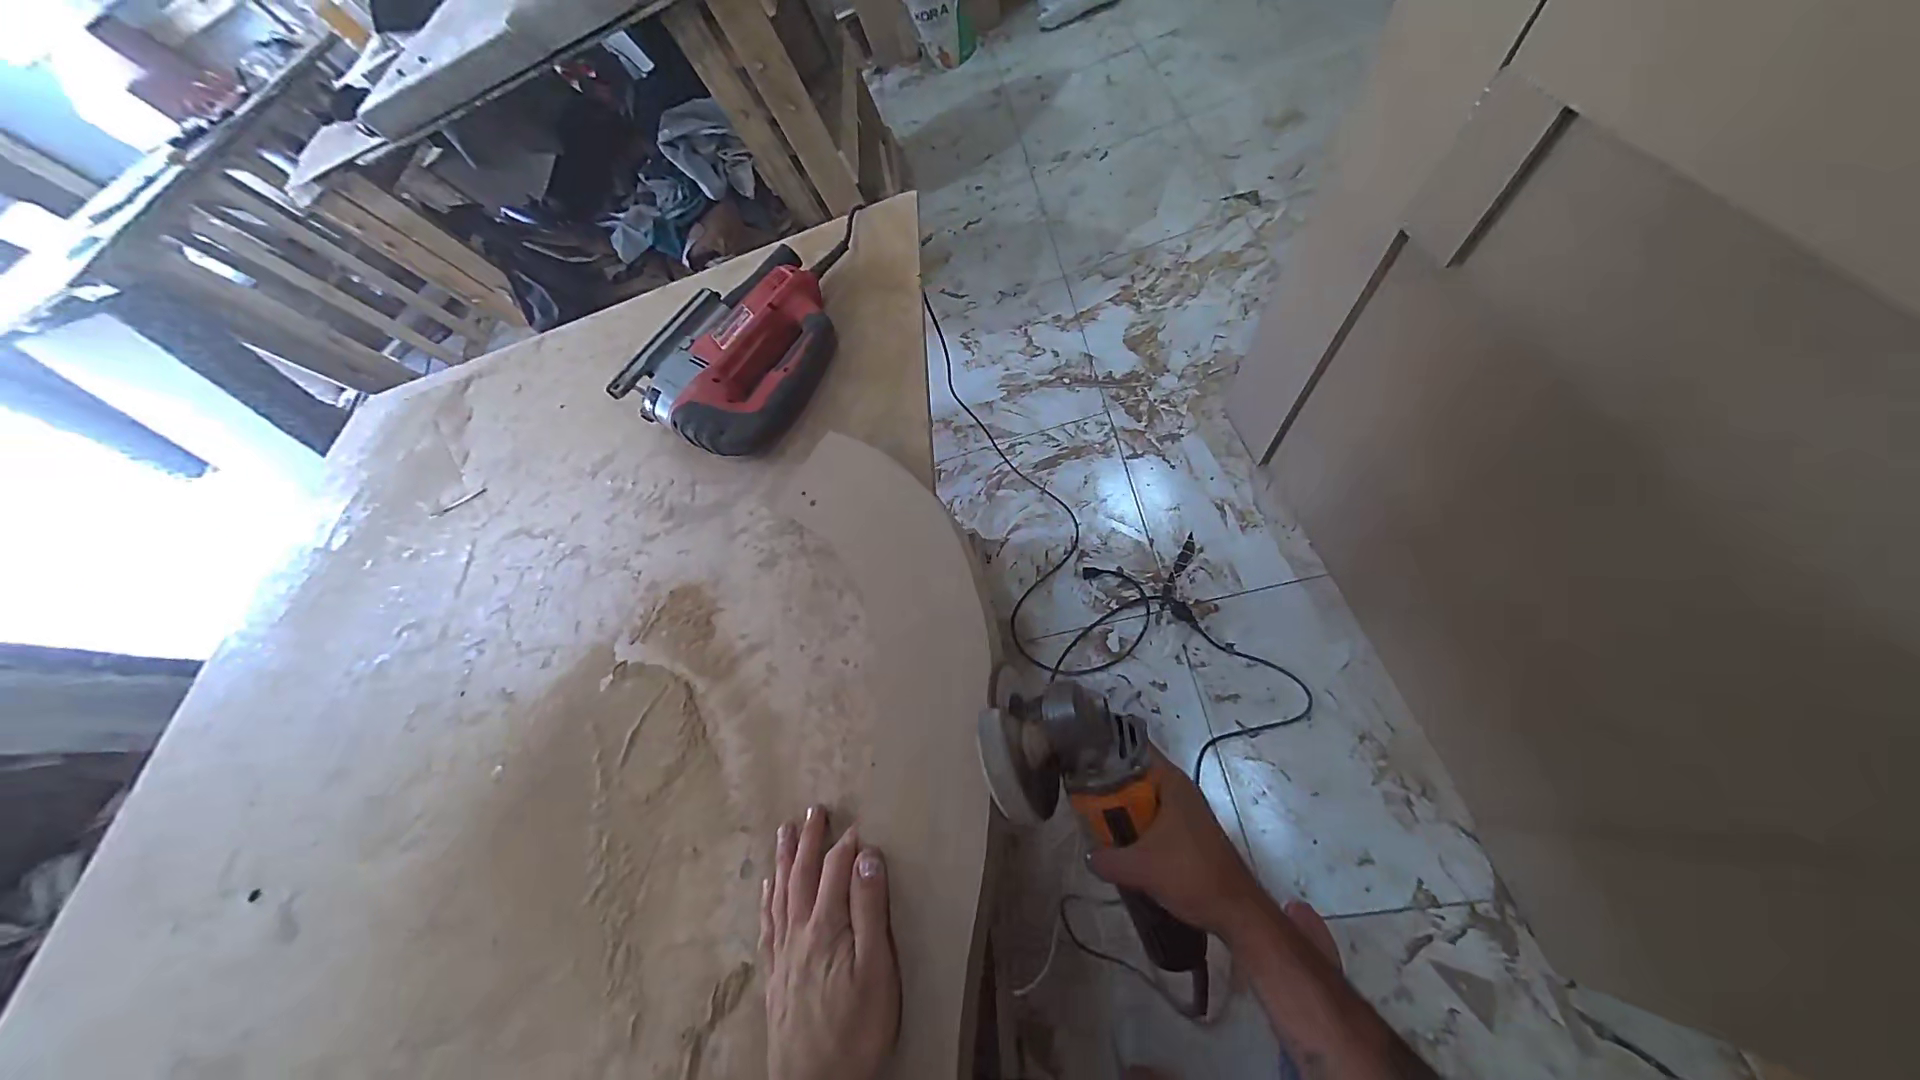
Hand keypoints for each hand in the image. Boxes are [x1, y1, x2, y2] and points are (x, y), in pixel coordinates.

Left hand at [762, 806, 899, 1079]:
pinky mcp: (775, 973)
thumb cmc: (856, 1027)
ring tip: (785, 831)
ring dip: (785, 859)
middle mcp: (799, 931)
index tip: (858, 823)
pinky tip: (767, 885)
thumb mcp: (876, 969)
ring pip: (781, 893)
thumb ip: (870, 909)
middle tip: (814, 809)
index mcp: (826, 926)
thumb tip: (867, 856)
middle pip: (803, 874)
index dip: (846, 845)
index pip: (836, 870)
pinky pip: (768, 924)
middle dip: (810, 840)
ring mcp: (783, 952)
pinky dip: (768, 899)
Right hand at [1085, 747, 1273, 945]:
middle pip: (1135, 774)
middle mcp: (1178, 789)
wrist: (1237, 913)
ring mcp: (1185, 811)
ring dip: (1122, 809)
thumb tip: (1088, 855)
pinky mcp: (1188, 833)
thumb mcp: (1140, 868)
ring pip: (1144, 799)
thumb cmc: (1191, 876)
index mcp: (1171, 782)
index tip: (1080, 755)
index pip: (1134, 747)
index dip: (1107, 747)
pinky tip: (1120, 843)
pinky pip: (1153, 818)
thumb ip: (1107, 859)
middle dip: (1108, 783)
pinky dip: (1136, 826)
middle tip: (1078, 792)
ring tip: (1093, 819)